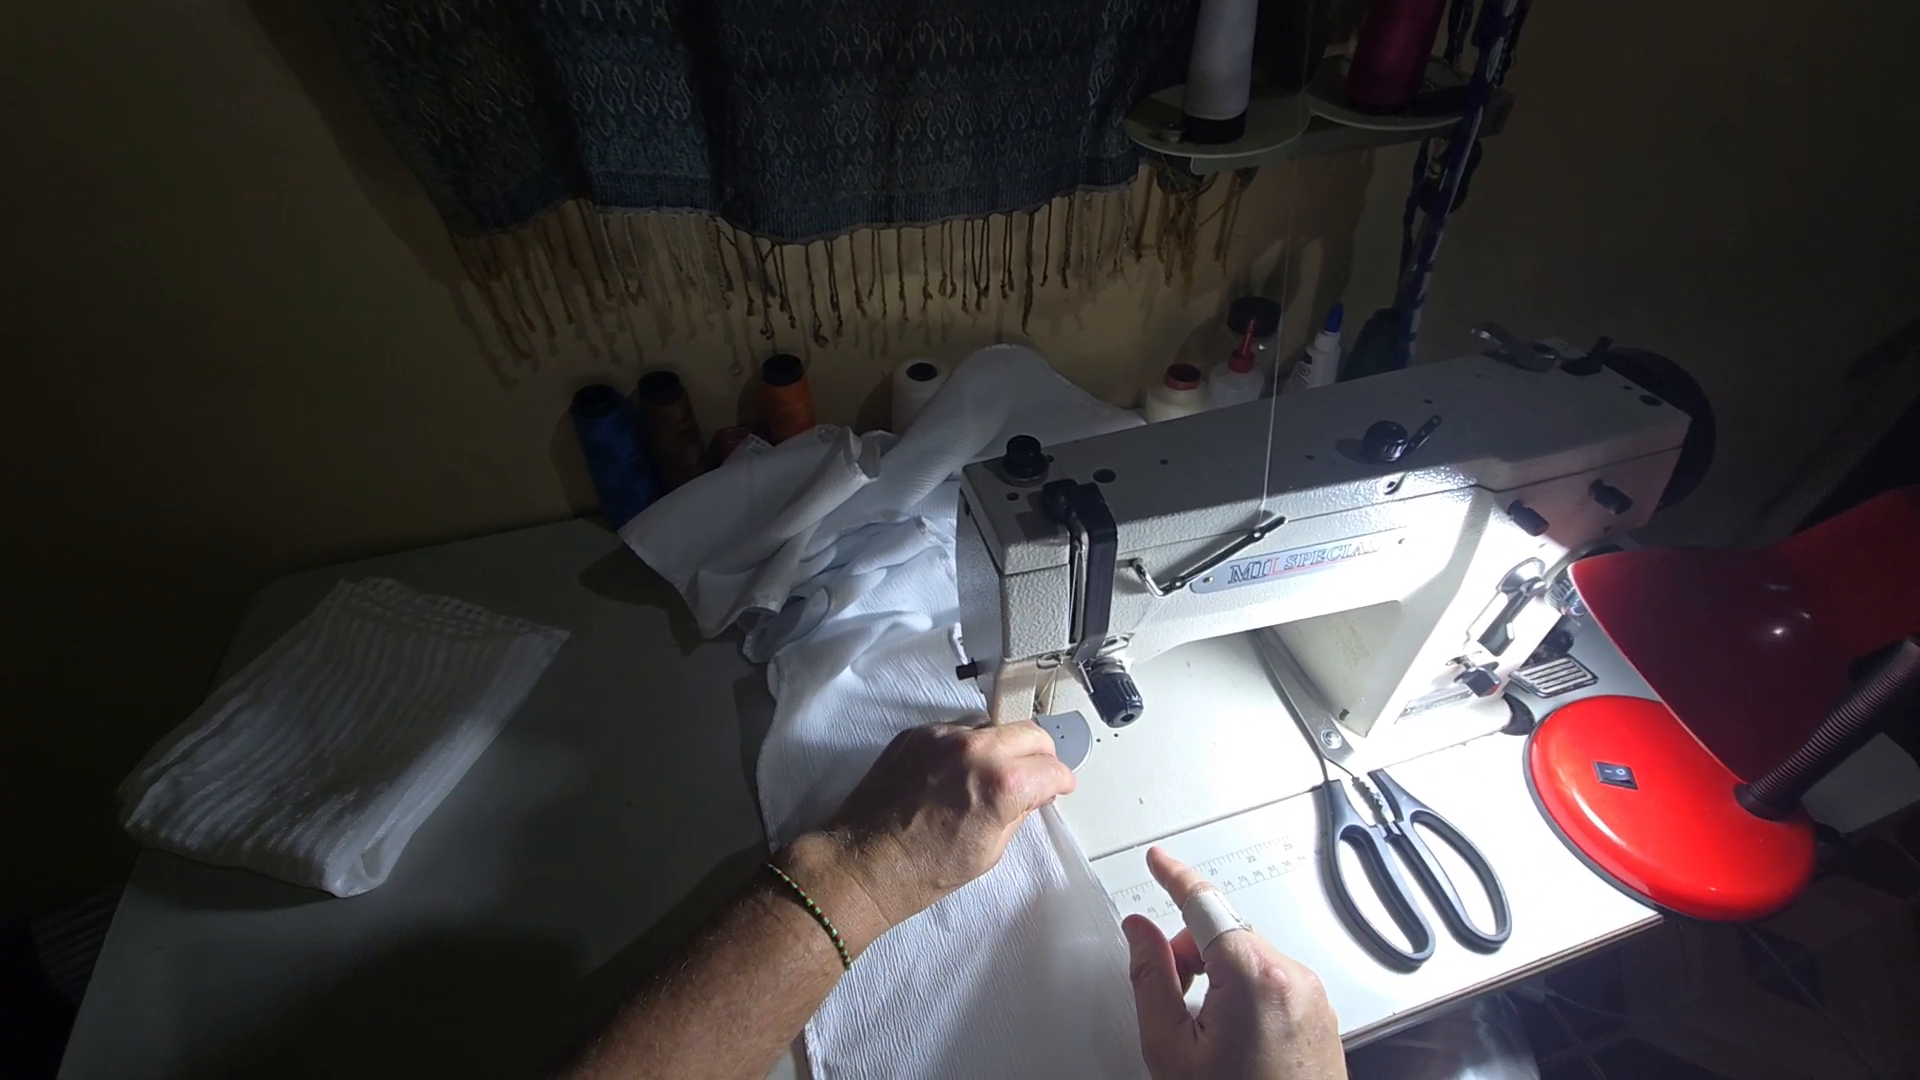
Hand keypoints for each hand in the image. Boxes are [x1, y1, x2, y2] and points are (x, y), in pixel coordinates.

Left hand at [783, 720, 1075, 945]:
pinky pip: (957, 729)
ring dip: (1001, 748)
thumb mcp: (990, 851)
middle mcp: (976, 748)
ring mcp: (944, 734)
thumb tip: (1036, 791)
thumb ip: (1020, 811)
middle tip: (1035, 776)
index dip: (1061, 781)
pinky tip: (954, 775)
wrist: (863, 863)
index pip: (1052, 767)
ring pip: (993, 728)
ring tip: (987, 778)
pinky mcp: (918, 731)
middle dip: (1040, 755)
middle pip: (1030, 733)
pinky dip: (966, 748)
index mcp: (1002, 783)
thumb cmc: (923, 870)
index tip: (1059, 787)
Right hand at [1123, 847, 1345, 1079]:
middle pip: (1223, 929)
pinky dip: (1240, 987)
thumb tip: (1139, 930)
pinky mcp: (1320, 1013)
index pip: (1204, 903)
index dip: (1174, 875)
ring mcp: (1312, 996)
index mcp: (1254, 977)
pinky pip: (1269, 976)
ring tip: (1204, 1030)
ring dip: (1215, 970)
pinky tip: (1229, 1035)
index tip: (1158, 860)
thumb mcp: (1170, 1050)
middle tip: (1171, 995)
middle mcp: (1292, 977)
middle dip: (1189, 948)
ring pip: (1245, 952)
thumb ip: (1150, 976)